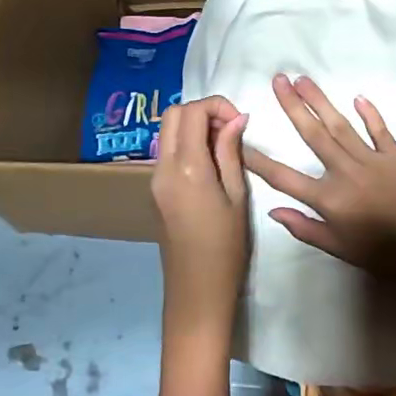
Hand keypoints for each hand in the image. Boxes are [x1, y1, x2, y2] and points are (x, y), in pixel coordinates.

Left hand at [151, 96, 249, 321]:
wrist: (196, 289)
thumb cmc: (226, 246)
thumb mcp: (237, 196)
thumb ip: (231, 152)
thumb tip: (236, 119)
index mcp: (186, 167)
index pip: (192, 112)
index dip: (217, 105)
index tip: (240, 121)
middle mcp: (163, 167)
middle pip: (173, 114)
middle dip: (203, 111)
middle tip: (231, 130)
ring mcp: (154, 179)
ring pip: (168, 131)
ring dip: (194, 127)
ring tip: (224, 147)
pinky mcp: (155, 190)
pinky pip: (168, 151)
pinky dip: (187, 143)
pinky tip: (211, 164)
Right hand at [243, 75, 395, 276]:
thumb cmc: (378, 253)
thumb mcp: (336, 247)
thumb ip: (303, 227)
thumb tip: (272, 209)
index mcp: (327, 198)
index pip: (283, 177)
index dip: (258, 160)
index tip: (239, 139)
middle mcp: (345, 172)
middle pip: (313, 134)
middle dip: (293, 106)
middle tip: (278, 80)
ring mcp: (371, 160)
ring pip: (340, 125)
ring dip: (320, 100)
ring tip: (303, 79)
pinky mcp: (395, 156)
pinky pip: (379, 130)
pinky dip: (369, 113)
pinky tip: (357, 96)